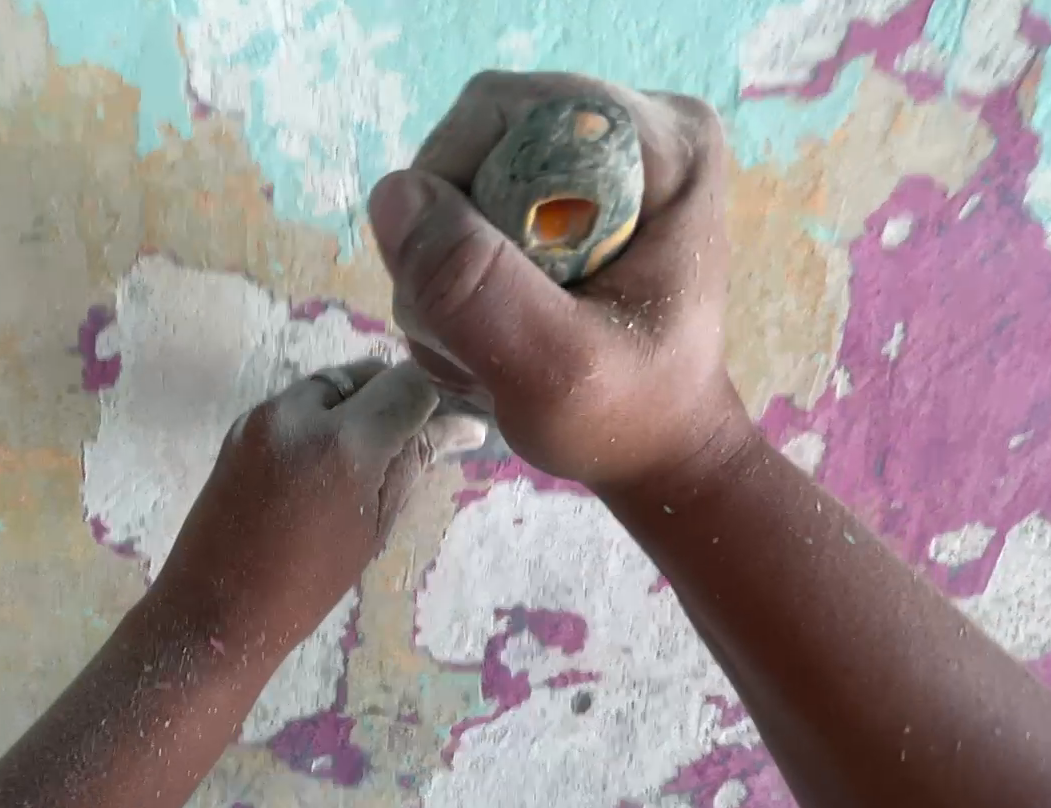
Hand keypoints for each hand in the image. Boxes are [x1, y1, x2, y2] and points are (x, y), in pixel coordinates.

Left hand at [150, 360, 485, 656]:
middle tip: (414, 438)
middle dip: (397, 396)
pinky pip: (297, 403)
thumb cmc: (306, 586)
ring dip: (359, 404)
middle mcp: (299, 411)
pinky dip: (324, 416)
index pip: (410, 385)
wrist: (215, 608)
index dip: (438, 400)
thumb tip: (461, 428)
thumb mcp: (374, 527)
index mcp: (343, 443)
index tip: (453, 423)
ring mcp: (263, 414)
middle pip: (367, 373)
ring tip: (371, 452)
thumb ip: (412, 464)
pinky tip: (330, 458)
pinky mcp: (241, 425)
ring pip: (330, 383)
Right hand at [368, 72, 750, 495]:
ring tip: (482, 351)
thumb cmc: (622, 419)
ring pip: (450, 200)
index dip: (447, 201)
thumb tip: (392, 195)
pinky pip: (456, 233)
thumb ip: (477, 290)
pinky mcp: (550, 213)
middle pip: (466, 155)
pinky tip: (483, 341)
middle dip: (442, 256)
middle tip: (469, 336)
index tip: (457, 295)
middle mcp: (619, 138)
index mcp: (658, 146)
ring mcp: (581, 176)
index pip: (497, 116)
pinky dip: (449, 296)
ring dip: (440, 286)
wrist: (647, 447)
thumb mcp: (552, 369)